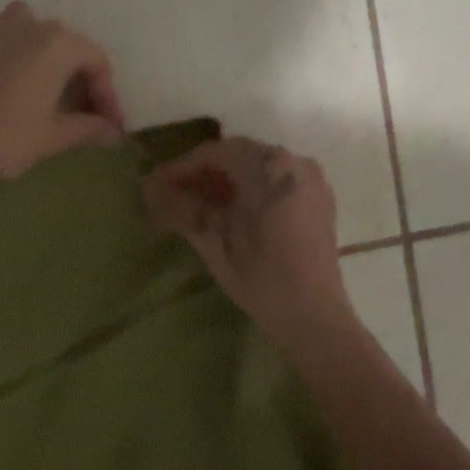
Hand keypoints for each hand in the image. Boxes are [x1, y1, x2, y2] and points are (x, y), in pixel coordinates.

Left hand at [0, 1, 125, 248]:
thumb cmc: (13, 137)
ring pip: (26, 21)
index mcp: (60, 45)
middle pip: (66, 45)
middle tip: (82, 113)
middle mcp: (32, 27)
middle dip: (78, 76)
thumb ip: (89, 128)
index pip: (97, 63)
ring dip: (37, 42)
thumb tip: (114, 131)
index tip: (110, 124)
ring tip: (42, 76)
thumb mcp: (56, 135)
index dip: (107, 94)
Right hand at [145, 137, 354, 347]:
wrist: (314, 315)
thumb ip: (182, 210)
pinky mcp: (317, 200)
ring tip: (195, 207)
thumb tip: (151, 190)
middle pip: (237, 156)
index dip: (180, 168)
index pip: (215, 154)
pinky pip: (276, 182)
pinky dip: (249, 191)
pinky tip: (228, 213)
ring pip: (256, 169)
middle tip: (170, 196)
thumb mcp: (215, 244)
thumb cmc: (262, 279)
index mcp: (270, 168)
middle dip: (201, 175)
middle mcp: (294, 162)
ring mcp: (311, 180)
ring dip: (224, 183)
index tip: (154, 186)